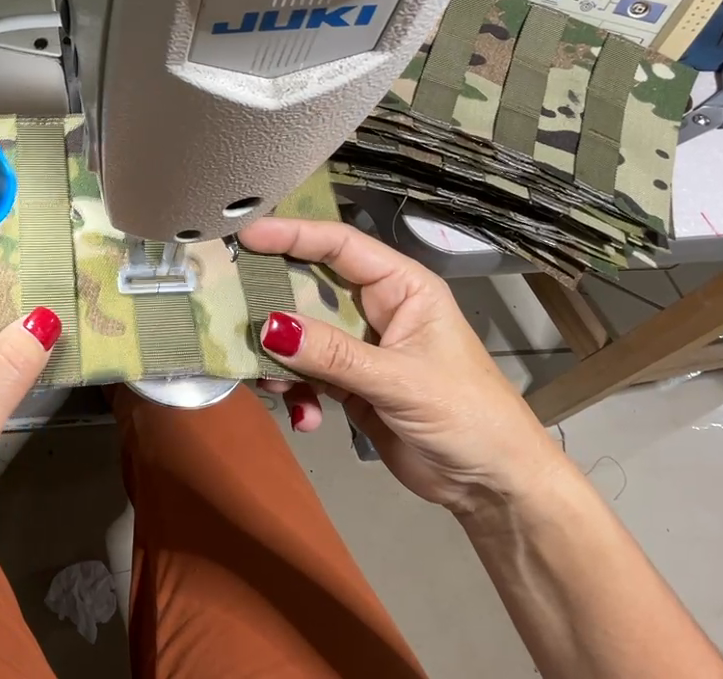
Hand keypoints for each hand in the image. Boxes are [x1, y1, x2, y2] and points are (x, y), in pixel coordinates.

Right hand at [237, 217, 568, 517]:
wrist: (493, 487)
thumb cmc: (468, 416)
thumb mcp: (400, 381)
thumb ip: (333, 354)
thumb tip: (268, 329)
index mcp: (401, 287)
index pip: (339, 245)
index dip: (291, 235)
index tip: (245, 237)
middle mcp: (374, 307)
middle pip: (308, 286)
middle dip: (271, 300)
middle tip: (230, 305)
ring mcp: (358, 346)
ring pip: (299, 333)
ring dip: (279, 358)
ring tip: (270, 382)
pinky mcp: (346, 382)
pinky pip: (304, 373)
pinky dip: (296, 393)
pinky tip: (306, 418)